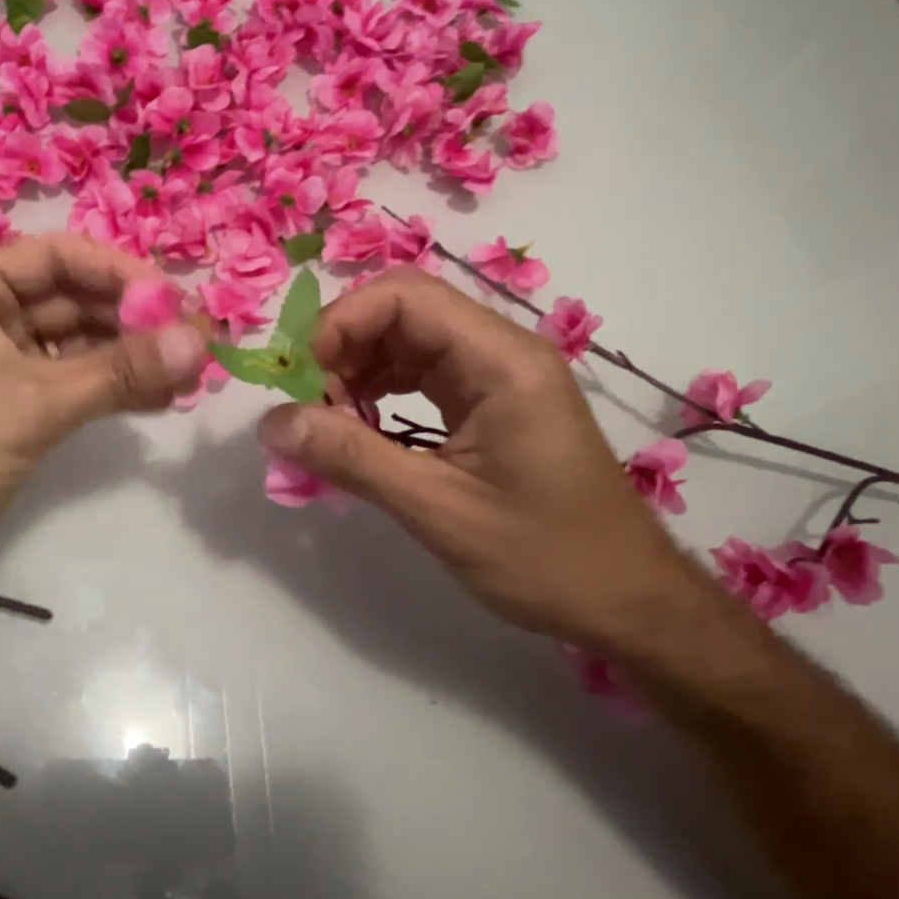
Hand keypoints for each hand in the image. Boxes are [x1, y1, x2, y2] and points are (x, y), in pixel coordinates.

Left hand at [0, 234, 207, 589]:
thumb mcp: (33, 405)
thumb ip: (118, 371)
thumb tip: (199, 343)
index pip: (58, 258)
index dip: (121, 275)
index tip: (178, 303)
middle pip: (74, 299)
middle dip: (134, 321)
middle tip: (198, 344)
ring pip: (79, 344)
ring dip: (131, 357)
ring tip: (189, 377)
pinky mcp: (15, 407)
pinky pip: (74, 383)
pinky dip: (114, 388)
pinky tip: (159, 399)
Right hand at [256, 268, 713, 647]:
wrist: (627, 601)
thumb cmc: (544, 557)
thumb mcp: (437, 509)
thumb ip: (351, 458)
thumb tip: (271, 423)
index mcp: (502, 362)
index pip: (406, 296)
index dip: (343, 322)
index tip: (306, 380)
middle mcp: (504, 352)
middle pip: (405, 310)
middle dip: (346, 346)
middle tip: (313, 406)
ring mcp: (501, 376)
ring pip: (411, 340)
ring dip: (360, 370)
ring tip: (332, 422)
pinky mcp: (495, 402)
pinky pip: (425, 373)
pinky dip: (383, 391)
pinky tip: (364, 429)